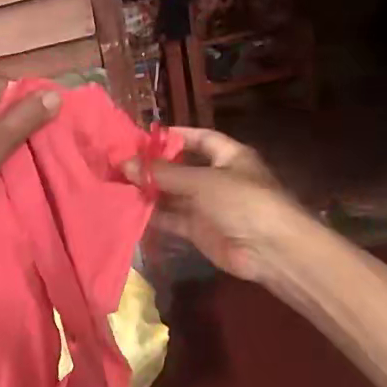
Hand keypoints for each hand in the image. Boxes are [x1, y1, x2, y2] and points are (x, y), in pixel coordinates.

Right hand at [133, 128, 306, 280]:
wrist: (270, 249)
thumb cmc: (243, 201)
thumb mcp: (203, 181)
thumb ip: (165, 174)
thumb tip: (127, 163)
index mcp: (228, 156)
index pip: (199, 138)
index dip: (174, 136)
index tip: (142, 137)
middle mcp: (218, 178)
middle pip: (182, 168)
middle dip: (155, 167)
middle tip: (119, 163)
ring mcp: (209, 206)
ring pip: (174, 195)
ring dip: (150, 192)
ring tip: (116, 185)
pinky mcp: (200, 231)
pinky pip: (173, 220)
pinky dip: (154, 217)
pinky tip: (128, 210)